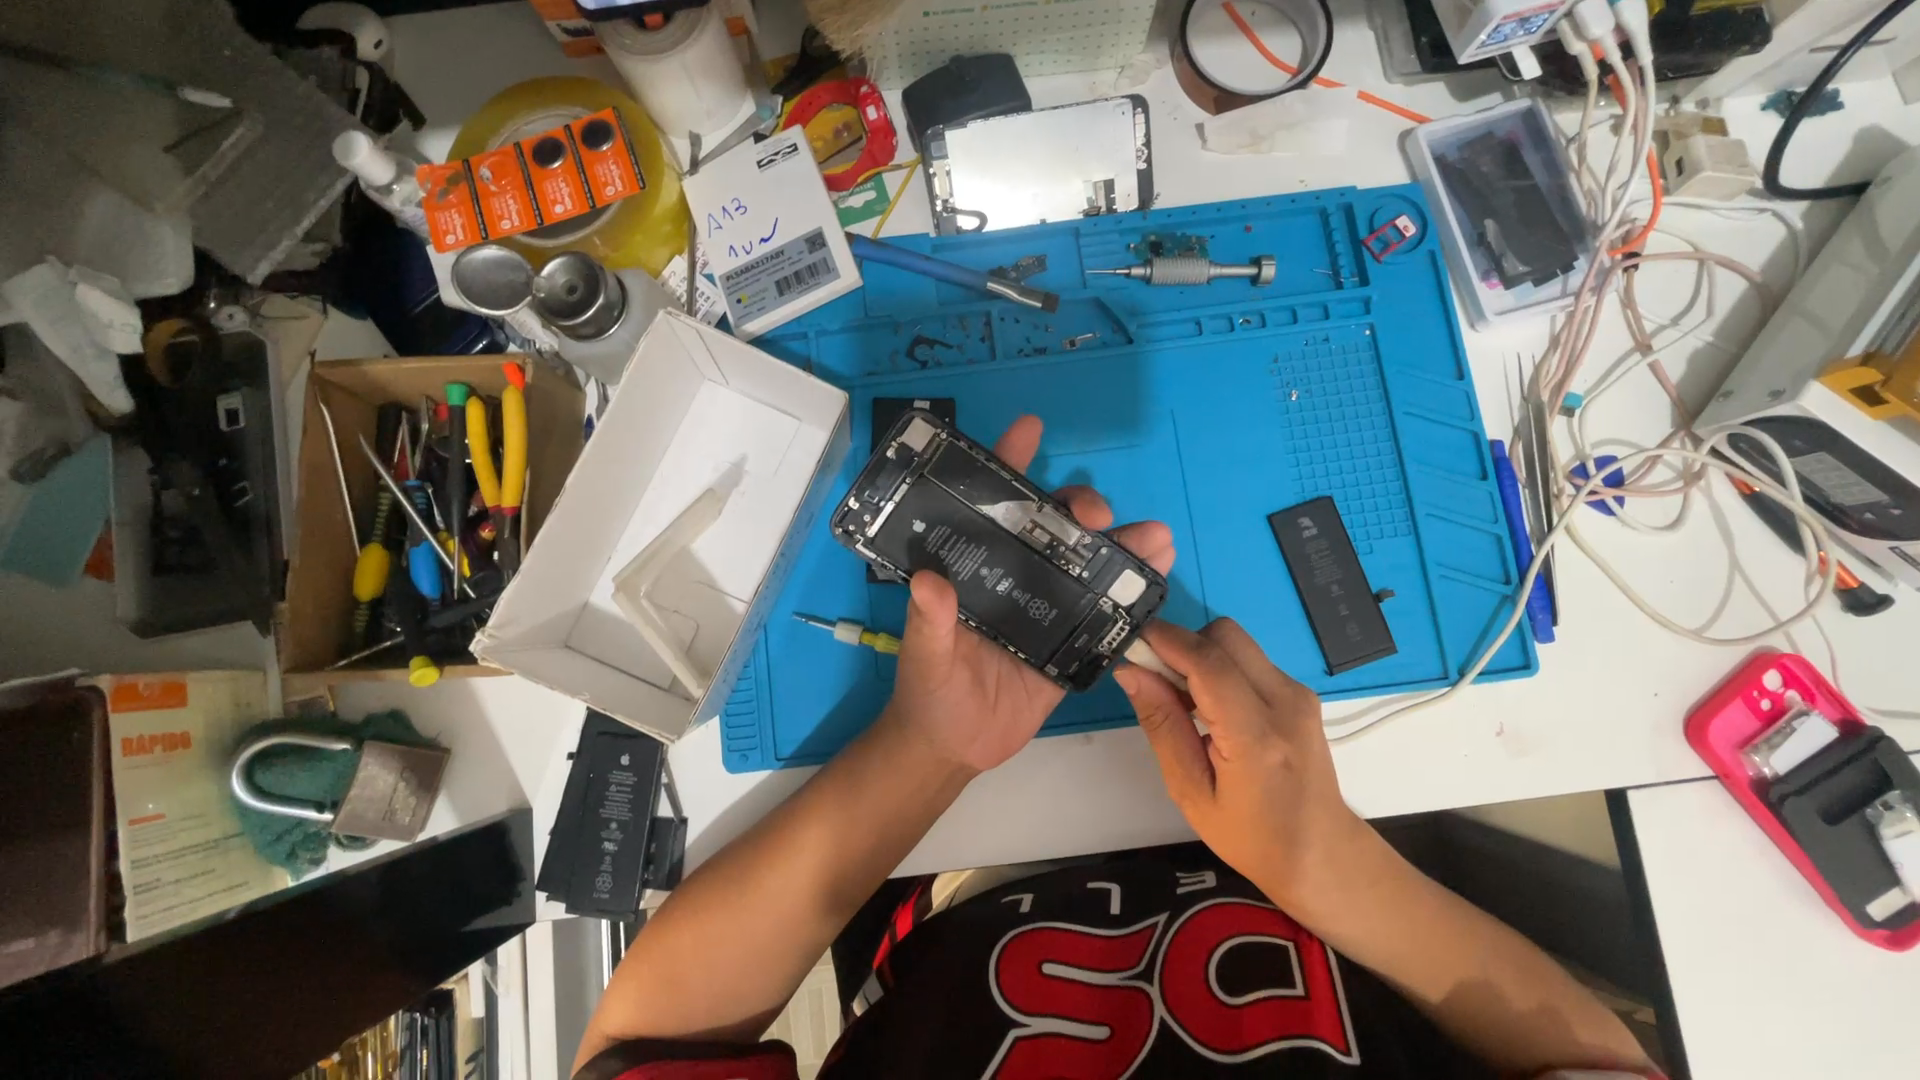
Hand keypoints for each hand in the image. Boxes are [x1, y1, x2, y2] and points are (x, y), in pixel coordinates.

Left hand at [882, 415, 1175, 774]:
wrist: (956, 747)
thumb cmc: (930, 692)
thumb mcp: (924, 656)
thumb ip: (927, 621)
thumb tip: (929, 583)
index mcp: (977, 569)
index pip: (991, 506)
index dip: (1008, 464)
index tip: (1030, 428)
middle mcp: (1016, 576)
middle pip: (1053, 528)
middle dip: (1079, 508)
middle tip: (1094, 514)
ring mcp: (1049, 607)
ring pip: (1090, 564)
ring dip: (1123, 544)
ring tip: (1155, 535)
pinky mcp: (1073, 643)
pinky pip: (1107, 613)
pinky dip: (1134, 594)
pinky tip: (1160, 575)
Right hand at [1112, 620, 1365, 908]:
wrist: (1321, 853)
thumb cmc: (1251, 835)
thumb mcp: (1191, 791)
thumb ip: (1162, 725)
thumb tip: (1131, 673)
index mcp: (1256, 736)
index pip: (1208, 663)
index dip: (1166, 642)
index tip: (1131, 642)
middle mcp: (1285, 703)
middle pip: (1225, 636)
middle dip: (1183, 644)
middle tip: (1156, 678)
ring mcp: (1298, 694)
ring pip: (1237, 643)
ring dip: (1201, 655)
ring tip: (1182, 698)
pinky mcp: (1301, 693)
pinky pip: (1250, 659)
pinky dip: (1220, 667)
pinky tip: (1210, 706)